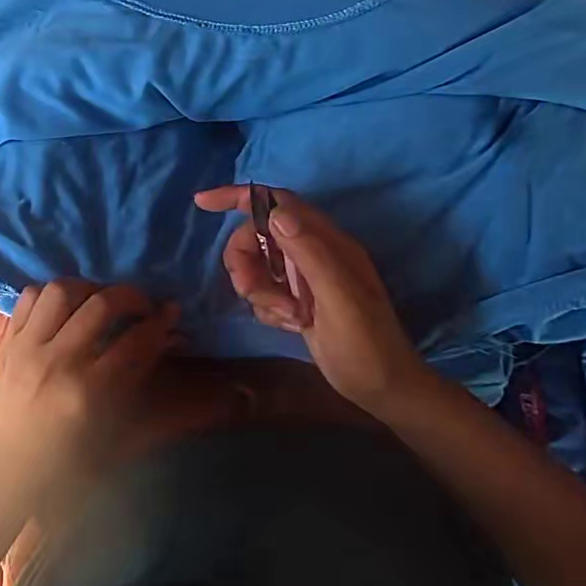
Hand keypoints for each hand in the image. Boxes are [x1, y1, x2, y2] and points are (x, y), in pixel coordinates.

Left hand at [0, 281, 178, 489]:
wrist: (9, 473)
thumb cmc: (70, 464)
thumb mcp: (119, 433)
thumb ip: (144, 382)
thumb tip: (170, 339)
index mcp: (90, 392)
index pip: (136, 341)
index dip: (161, 322)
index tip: (171, 313)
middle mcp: (58, 361)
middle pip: (102, 304)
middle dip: (132, 297)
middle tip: (142, 305)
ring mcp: (28, 348)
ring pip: (62, 290)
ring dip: (89, 289)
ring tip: (101, 301)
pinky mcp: (9, 343)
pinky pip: (29, 297)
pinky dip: (51, 295)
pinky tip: (66, 307)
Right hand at [194, 186, 430, 414]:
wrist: (383, 388)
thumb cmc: (366, 344)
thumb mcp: (339, 298)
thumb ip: (310, 252)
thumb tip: (276, 212)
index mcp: (326, 241)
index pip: (276, 202)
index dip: (238, 197)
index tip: (202, 203)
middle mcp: (313, 252)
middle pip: (256, 236)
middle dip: (246, 262)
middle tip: (253, 293)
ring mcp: (304, 276)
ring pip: (256, 264)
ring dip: (258, 290)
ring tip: (285, 315)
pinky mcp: (297, 299)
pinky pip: (263, 290)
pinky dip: (267, 307)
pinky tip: (291, 325)